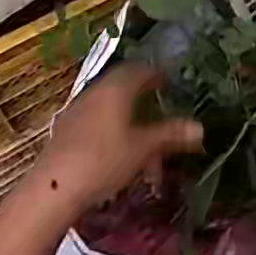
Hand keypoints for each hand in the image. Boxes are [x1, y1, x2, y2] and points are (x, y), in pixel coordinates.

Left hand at [16, 63, 203, 226]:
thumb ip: (170, 135)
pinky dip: (113, 128)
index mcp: (116, 87)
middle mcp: (96, 90)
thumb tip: (200, 128)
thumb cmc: (104, 161)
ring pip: (110, 104)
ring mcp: (79, 106)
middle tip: (159, 110)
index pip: (139, 69)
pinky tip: (118, 151)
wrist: (55, 185)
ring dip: (129, 118)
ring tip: (143, 142)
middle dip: (143, 98)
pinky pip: (97, 117)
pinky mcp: (68, 125)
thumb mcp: (143, 148)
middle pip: (123, 85)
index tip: (168, 83)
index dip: (155, 74)